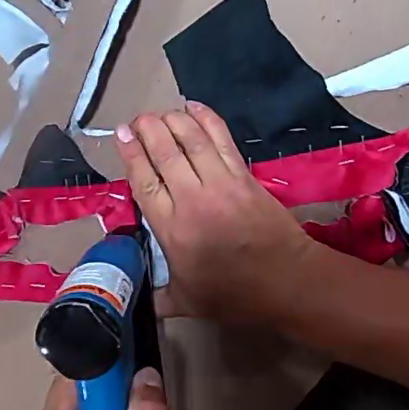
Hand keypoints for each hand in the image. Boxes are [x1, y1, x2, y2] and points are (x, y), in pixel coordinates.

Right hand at [114, 102, 316, 321]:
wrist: (287, 281)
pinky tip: (194, 107)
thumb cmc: (235, 295)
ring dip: (173, 120)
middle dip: (148, 129)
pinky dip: (207, 119)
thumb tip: (130, 294)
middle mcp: (192, 200)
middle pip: (164, 153)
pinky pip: (221, 139)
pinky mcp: (244, 175)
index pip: (144, 182)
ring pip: (191, 140)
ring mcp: (221, 183)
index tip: (121, 134)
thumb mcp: (187, 302)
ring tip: (161, 112)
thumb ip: (157, 296)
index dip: (130, 154)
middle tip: (138, 119)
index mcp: (172, 230)